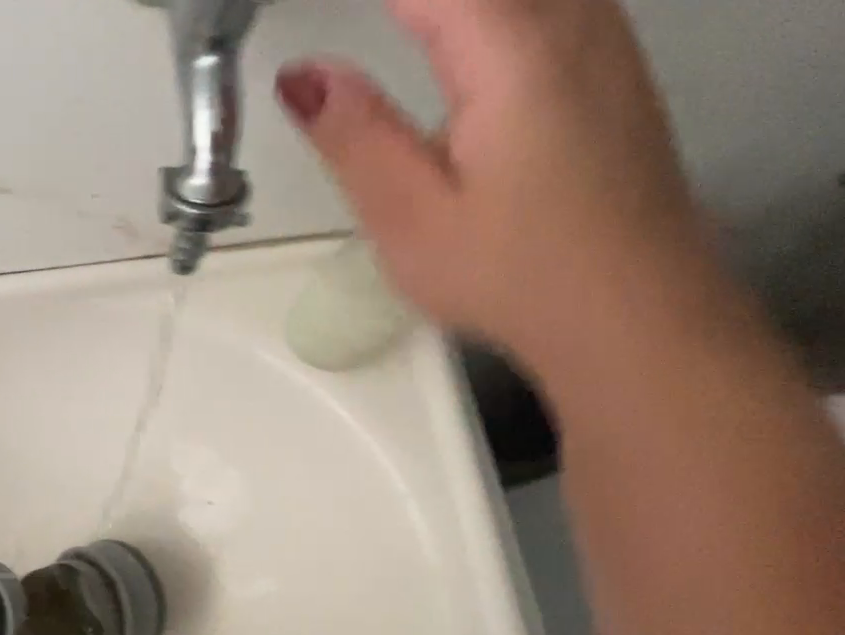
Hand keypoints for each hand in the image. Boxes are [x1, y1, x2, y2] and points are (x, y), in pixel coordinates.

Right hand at [277, 0, 731, 368]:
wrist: (628, 310)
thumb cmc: (509, 271)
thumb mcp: (406, 214)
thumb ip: (353, 134)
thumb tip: (300, 74)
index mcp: (513, 55)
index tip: (313, 20)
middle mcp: (573, 25)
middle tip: (357, 26)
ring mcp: (604, 42)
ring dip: (452, 5)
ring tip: (401, 21)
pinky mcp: (613, 68)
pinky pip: (551, 3)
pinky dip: (494, 10)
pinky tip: (463, 27)